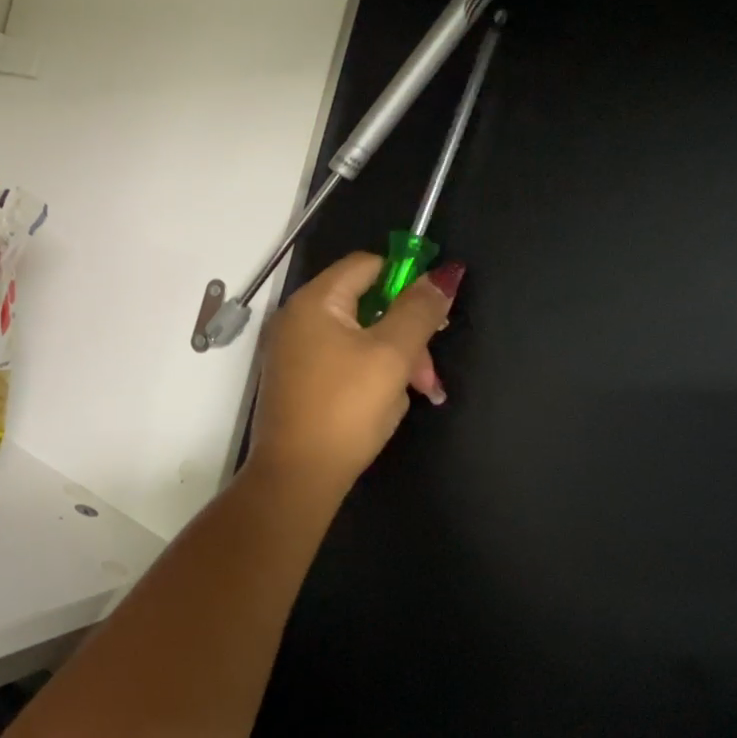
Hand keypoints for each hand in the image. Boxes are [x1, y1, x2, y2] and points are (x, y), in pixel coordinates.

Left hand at [246, 252, 462, 497]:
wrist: (297, 472)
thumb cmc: (345, 407)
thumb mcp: (392, 356)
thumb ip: (418, 311)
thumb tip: (443, 274)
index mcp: (314, 300)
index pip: (365, 264)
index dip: (405, 278)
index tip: (434, 312)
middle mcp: (297, 316)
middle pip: (364, 302)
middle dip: (405, 332)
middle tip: (428, 372)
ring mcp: (293, 348)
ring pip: (358, 335)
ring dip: (394, 359)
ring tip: (418, 393)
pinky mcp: (296, 377)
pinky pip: (341, 359)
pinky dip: (369, 373)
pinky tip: (387, 404)